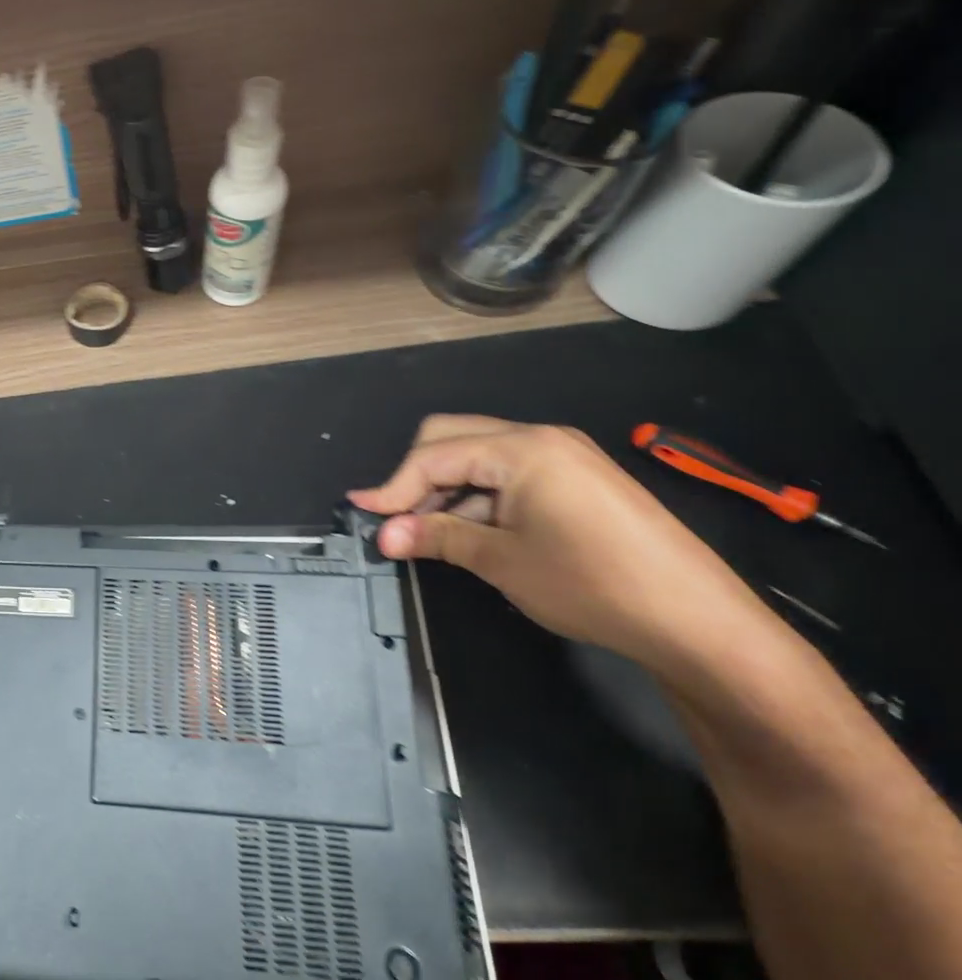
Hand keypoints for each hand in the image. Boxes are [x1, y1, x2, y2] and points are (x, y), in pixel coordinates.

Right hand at [348, 415, 775, 670]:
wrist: (694, 618)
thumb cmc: (590, 582)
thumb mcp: (501, 560)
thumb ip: (437, 537)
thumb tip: (383, 534)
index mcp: (523, 448)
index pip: (435, 455)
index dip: (392, 487)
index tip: (362, 516)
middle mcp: (542, 439)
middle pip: (454, 438)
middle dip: (417, 478)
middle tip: (398, 522)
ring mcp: (565, 458)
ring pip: (481, 458)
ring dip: (447, 492)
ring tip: (431, 538)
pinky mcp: (579, 482)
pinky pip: (511, 475)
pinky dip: (480, 499)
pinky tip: (473, 536)